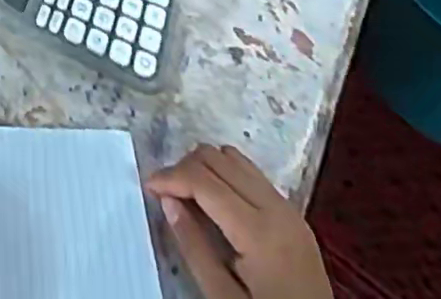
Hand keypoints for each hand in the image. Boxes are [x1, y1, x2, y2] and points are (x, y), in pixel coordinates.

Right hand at [144, 145, 330, 298]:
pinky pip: (251, 172)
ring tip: (188, 193)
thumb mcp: (223, 298)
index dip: (170, 177)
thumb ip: (194, 247)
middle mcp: (276, 208)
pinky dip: (225, 172)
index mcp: (259, 233)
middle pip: (217, 158)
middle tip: (166, 193)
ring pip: (233, 157)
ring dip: (204, 166)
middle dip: (184, 168)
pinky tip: (214, 197)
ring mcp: (288, 207)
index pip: (204, 181)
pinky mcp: (292, 212)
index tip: (148, 187)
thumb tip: (167, 200)